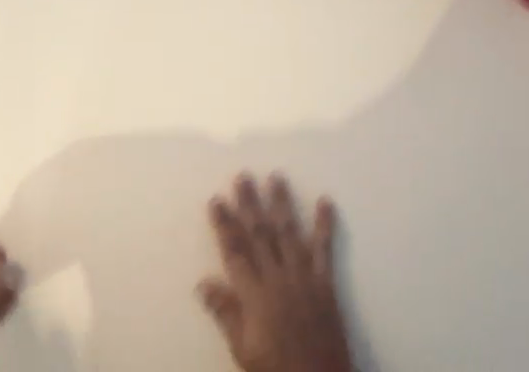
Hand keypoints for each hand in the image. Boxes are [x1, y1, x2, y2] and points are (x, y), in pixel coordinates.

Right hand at [199, 174, 355, 371]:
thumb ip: (225, 313)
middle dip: (250, 203)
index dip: (224, 224)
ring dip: (282, 204)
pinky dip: (325, 225)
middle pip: (260, 234)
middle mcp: (277, 278)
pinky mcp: (326, 284)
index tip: (217, 200)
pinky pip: (325, 250)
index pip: (234, 251)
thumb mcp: (243, 349)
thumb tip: (202, 282)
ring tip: (276, 177)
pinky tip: (325, 202)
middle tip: (243, 176)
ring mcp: (303, 278)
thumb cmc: (275, 369)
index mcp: (254, 294)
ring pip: (289, 233)